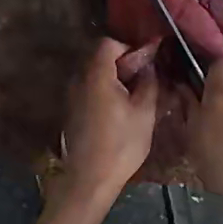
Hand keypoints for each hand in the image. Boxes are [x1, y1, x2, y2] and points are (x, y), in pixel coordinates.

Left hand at [60, 38, 159, 195]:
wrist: (90, 180)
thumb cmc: (121, 144)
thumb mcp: (145, 112)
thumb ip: (149, 82)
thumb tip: (150, 66)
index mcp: (97, 76)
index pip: (108, 43)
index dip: (129, 47)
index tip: (146, 62)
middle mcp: (79, 81)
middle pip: (100, 58)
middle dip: (124, 62)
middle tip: (146, 78)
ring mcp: (72, 97)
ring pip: (95, 75)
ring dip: (116, 78)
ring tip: (136, 95)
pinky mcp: (72, 112)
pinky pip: (90, 90)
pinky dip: (106, 91)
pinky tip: (122, 110)